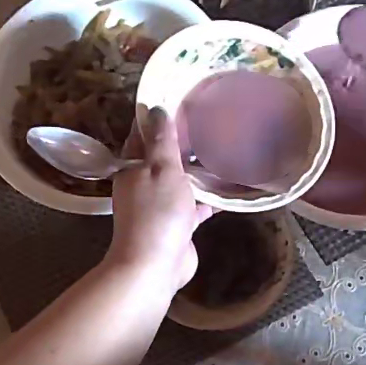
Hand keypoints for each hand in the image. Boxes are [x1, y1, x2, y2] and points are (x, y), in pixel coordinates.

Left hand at [108, 106, 211, 288]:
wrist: (155, 264)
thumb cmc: (156, 212)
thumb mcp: (161, 169)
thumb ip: (162, 141)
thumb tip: (157, 108)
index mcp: (133, 166)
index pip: (144, 134)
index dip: (161, 117)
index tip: (183, 100)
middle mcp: (145, 183)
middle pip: (166, 157)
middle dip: (186, 143)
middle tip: (212, 122)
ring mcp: (162, 205)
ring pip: (183, 181)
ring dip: (200, 170)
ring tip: (225, 149)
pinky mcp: (180, 224)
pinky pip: (197, 204)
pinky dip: (211, 196)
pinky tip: (231, 187)